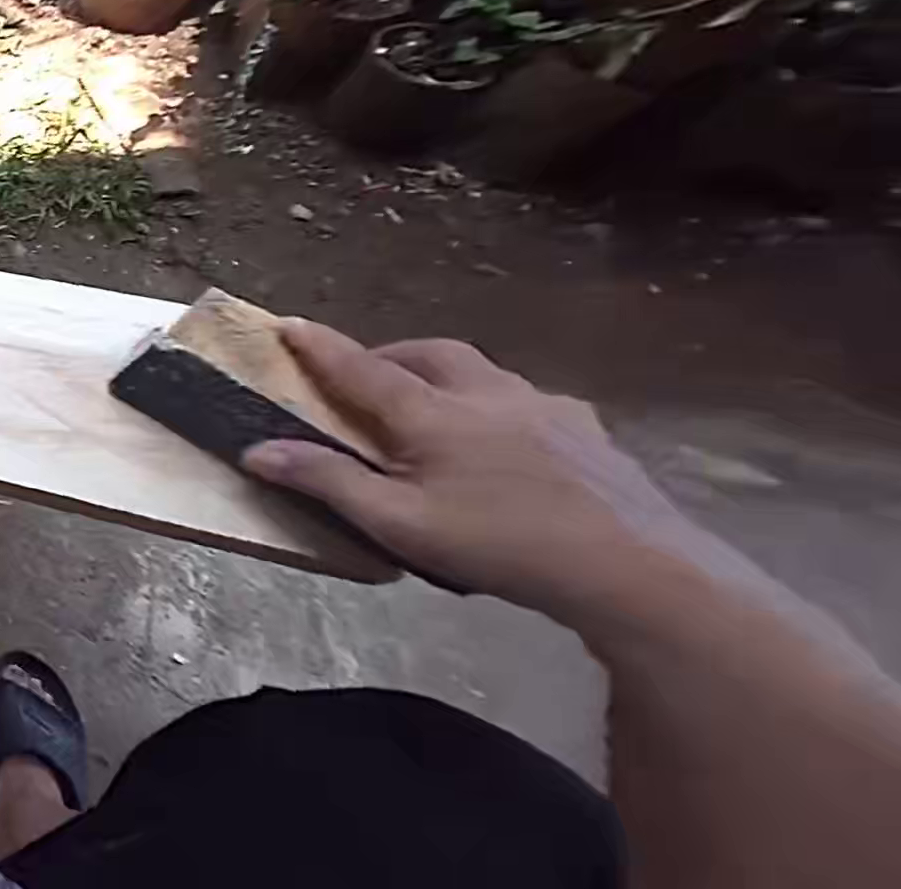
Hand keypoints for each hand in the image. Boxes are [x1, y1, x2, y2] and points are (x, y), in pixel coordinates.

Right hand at [240, 322, 703, 617]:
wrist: (643, 576)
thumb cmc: (501, 546)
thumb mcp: (397, 522)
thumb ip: (326, 480)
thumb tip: (256, 451)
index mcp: (434, 414)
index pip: (361, 368)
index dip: (320, 346)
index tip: (288, 323)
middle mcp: (486, 396)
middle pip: (427, 353)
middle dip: (387, 355)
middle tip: (366, 380)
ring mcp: (545, 409)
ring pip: (479, 370)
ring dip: (440, 374)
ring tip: (429, 408)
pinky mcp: (588, 432)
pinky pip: (527, 398)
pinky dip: (492, 402)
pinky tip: (502, 438)